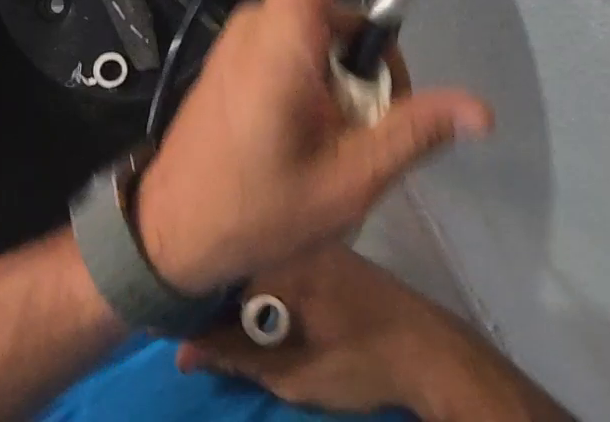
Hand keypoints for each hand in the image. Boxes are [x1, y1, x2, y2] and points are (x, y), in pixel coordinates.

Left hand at [134, 0, 492, 292]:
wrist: (166, 236)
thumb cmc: (253, 209)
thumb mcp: (346, 180)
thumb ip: (412, 133)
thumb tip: (480, 111)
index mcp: (281, 41)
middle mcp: (258, 27)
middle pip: (337, 12)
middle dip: (374, 59)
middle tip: (386, 127)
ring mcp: (241, 44)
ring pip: (319, 35)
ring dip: (348, 78)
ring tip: (344, 147)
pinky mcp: (235, 62)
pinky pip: (293, 48)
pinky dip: (321, 79)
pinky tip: (318, 137)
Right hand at [174, 246, 438, 414]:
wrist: (431, 352)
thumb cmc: (362, 362)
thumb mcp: (292, 372)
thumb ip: (235, 356)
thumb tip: (182, 352)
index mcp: (285, 255)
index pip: (219, 272)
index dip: (195, 305)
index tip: (178, 330)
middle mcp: (297, 236)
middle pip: (238, 261)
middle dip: (216, 298)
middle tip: (199, 335)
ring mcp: (315, 240)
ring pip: (258, 261)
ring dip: (240, 293)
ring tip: (226, 326)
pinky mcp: (330, 252)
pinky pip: (281, 261)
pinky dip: (265, 288)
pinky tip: (262, 315)